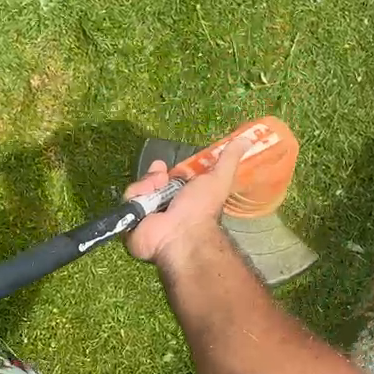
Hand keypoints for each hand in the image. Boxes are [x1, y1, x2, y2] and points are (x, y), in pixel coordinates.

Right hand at [123, 137, 250, 264]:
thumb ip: (229, 159)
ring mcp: (145, 217)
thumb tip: (247, 139)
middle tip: (160, 177)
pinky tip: (145, 199)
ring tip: (156, 190)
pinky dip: (136, 196)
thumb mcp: (218, 179)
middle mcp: (162, 208)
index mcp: (180, 199)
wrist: (181, 234)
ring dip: (146, 185)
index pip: (165, 179)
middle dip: (153, 176)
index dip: (162, 171)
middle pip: (148, 183)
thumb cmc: (201, 209)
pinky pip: (127, 202)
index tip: (163, 167)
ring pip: (137, 190)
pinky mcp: (130, 224)